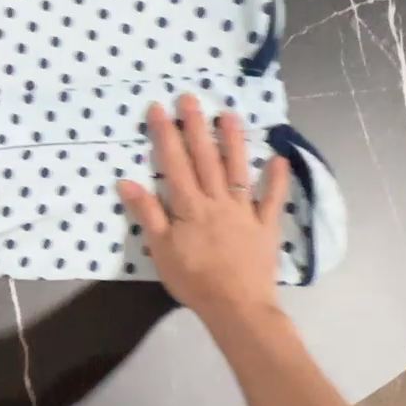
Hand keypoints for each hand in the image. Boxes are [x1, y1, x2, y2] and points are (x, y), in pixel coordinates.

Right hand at [117, 94, 290, 322]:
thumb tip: (127, 182)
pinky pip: (271, 199)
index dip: (166, 135)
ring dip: (232, 141)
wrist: (237, 306)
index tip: (159, 109)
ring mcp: (244, 211)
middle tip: (191, 98)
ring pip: (237, 170)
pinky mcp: (264, 226)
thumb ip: (147, 213)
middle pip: (205, 158)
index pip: (174, 163)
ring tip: (229, 114)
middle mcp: (217, 201)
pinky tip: (278, 159)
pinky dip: (276, 179)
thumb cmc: (192, 279)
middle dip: (196, 127)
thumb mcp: (160, 249)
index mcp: (189, 207)